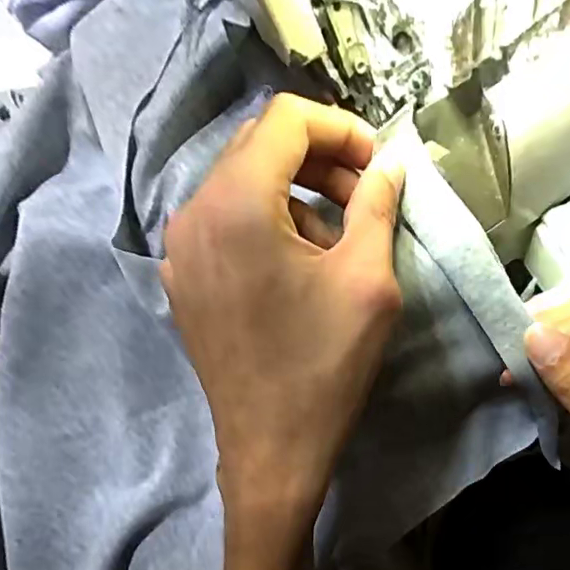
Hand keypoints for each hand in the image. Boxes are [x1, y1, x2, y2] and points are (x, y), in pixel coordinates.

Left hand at [161, 94, 406, 521]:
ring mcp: (180, 250)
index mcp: (237, 203)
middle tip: (366, 198)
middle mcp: (193, 213)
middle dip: (319, 160)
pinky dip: (266, 226)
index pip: (286, 119)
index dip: (341, 128)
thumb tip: (389, 165)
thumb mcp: (369, 283)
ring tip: (336, 243)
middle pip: (259, 148)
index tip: (378, 164)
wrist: (272, 449)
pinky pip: (224, 226)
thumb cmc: (325, 368)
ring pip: (241, 186)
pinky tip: (297, 271)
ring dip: (295, 196)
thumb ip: (378, 207)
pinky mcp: (183, 282)